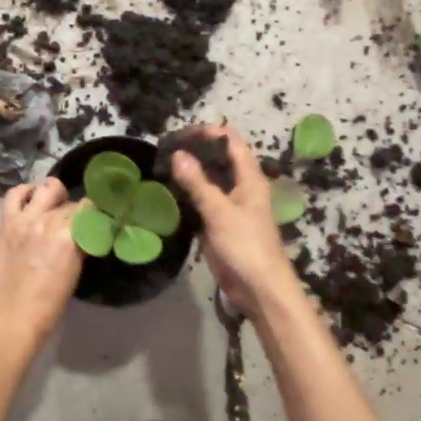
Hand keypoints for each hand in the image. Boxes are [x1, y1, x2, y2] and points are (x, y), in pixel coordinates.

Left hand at [0, 178, 82, 345]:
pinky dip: (26, 192)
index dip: (94, 214)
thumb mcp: (76, 269)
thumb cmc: (52, 300)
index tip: (95, 221)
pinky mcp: (7, 223)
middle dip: (75, 209)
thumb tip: (88, 228)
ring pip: (46, 188)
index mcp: (69, 236)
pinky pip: (15, 194)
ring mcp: (24, 219)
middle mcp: (47, 221)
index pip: (88, 208)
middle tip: (73, 223)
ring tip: (53, 207)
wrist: (16, 315)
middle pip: (69, 201)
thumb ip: (82, 243)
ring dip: (54, 195)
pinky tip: (32, 201)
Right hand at [168, 125, 299, 315]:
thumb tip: (178, 154)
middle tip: (166, 149)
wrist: (258, 287)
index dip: (210, 133)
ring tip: (162, 166)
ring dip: (191, 174)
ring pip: (210, 182)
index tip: (182, 133)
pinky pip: (203, 203)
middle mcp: (242, 188)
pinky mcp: (220, 225)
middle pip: (220, 160)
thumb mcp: (219, 212)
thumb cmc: (245, 245)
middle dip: (196, 152)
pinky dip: (189, 196)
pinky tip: (169, 193)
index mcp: (250, 179)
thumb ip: (198, 183)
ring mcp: (231, 207)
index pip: (232, 143)